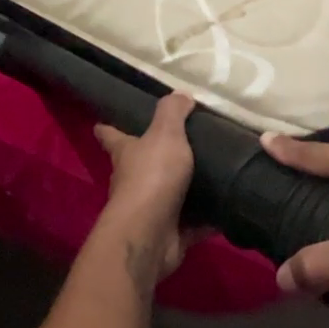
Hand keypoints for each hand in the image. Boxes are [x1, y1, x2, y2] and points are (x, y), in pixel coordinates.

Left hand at [94, 93, 198, 281]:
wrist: (151, 233)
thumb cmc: (152, 176)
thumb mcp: (165, 134)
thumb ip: (172, 113)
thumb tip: (180, 94)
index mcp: (126, 153)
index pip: (111, 136)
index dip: (107, 129)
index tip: (101, 123)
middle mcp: (132, 182)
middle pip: (140, 166)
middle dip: (153, 158)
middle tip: (183, 145)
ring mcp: (150, 210)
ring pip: (169, 195)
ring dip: (186, 190)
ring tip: (214, 176)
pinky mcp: (170, 233)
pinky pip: (193, 224)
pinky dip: (208, 220)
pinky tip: (228, 210)